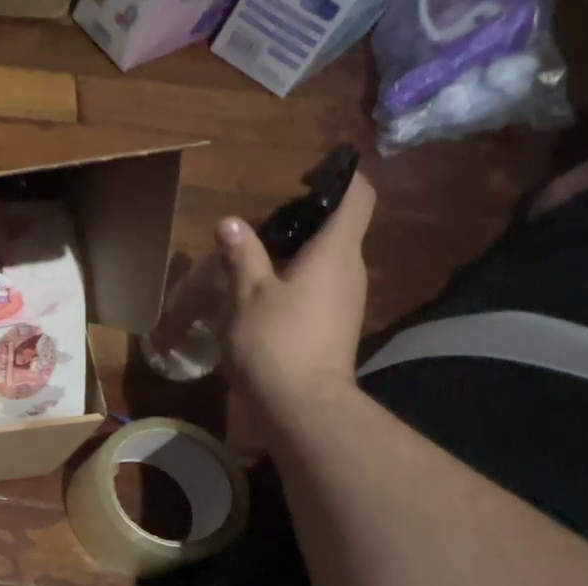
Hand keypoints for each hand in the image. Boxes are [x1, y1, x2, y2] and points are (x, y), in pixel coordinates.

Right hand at [218, 173, 376, 433]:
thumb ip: (241, 257)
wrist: (302, 404)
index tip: (307, 179)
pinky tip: (264, 300)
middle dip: (305, 222)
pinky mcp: (336, 325)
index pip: (357, 196)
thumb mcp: (247, 296)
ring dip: (297, 257)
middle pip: (339, 229)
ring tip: (255, 265)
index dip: (340, 179)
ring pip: (327, 261)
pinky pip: (320, 289)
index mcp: (335, 251)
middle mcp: (350, 269)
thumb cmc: (275, 342)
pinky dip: (297, 284)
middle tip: (261, 229)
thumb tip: (230, 222)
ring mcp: (347, 299)